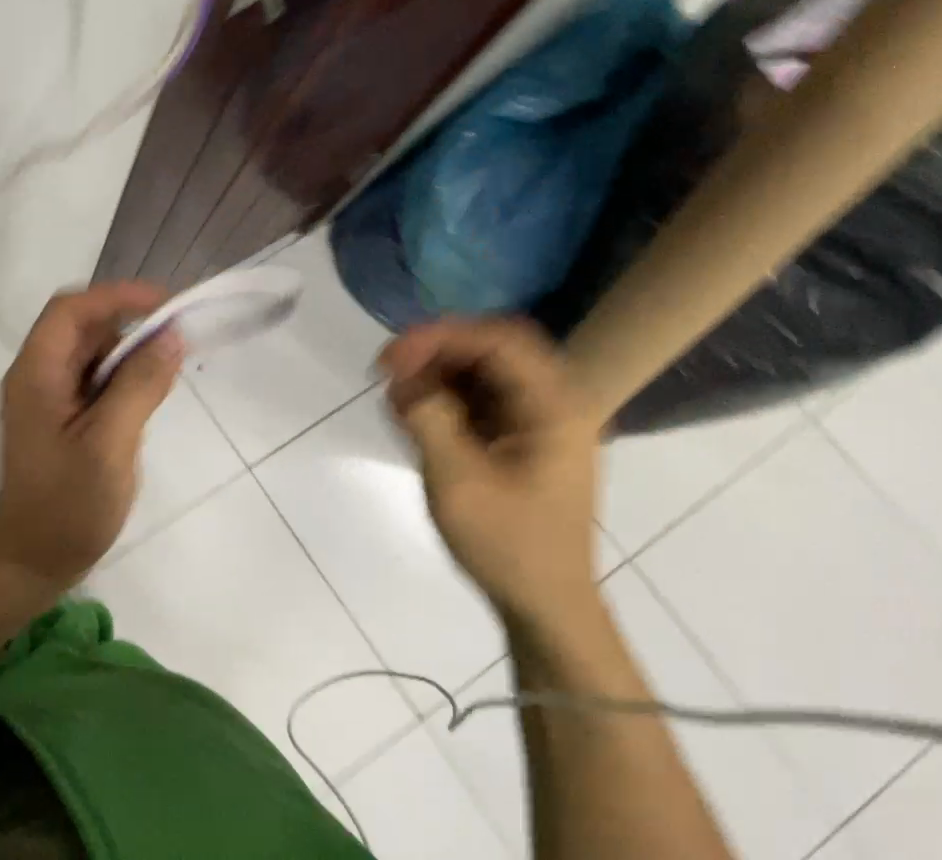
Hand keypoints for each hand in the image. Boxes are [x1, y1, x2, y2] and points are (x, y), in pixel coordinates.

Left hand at [0, 283, 183, 587]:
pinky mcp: (58, 420)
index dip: (118, 296)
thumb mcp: (110, 444)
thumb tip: (171, 336)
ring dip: (128, 355)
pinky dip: (121, 381)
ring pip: (89, 355)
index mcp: (35, 374)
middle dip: (128, 326)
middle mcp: (35, 377)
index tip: (168, 306)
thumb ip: (139, 386)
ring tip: (168, 373)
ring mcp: (44, 399)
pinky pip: (91, 383)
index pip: (71, 309)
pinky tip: (147, 399)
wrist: (31, 561)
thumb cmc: (68, 506)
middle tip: (178, 342)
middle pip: (80, 328)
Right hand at [378, 319, 603, 629]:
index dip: (441, 337)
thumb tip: (403, 376)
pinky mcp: (519, 442)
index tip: (391, 358)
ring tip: (395, 400)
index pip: (499, 341)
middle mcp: (553, 404)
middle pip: (490, 350)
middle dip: (433, 353)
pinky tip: (410, 418)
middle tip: (386, 371)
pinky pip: (477, 401)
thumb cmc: (507, 544)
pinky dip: (442, 400)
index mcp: (555, 407)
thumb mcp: (458, 480)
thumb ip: (429, 417)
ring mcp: (537, 423)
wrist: (543, 603)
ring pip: (481, 374)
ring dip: (434, 376)